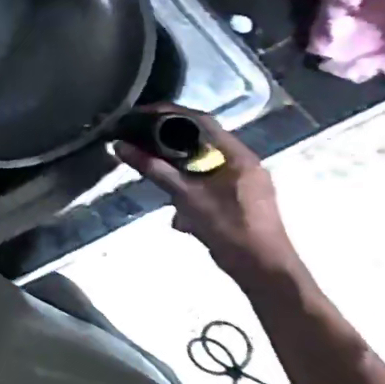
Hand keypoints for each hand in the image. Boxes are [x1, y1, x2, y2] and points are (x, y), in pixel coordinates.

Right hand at [112, 106, 301, 289]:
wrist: (264, 271)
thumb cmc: (228, 228)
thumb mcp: (185, 196)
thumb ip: (154, 169)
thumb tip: (120, 146)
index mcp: (237, 155)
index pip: (201, 120)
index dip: (169, 112)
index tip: (141, 115)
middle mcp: (245, 162)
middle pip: (201, 140)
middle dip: (170, 143)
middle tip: (142, 141)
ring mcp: (247, 182)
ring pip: (204, 163)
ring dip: (179, 170)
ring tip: (157, 177)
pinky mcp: (243, 199)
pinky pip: (210, 182)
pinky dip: (190, 187)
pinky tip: (178, 211)